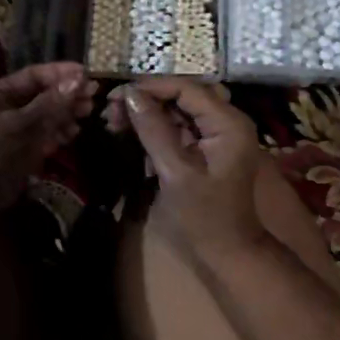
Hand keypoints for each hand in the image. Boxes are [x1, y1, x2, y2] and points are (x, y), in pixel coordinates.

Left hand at [0, 62, 97, 215]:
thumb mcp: (21, 124)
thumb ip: (50, 103)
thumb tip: (79, 80)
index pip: (33, 76)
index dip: (60, 73)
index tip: (87, 75)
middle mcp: (6, 109)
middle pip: (42, 96)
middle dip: (66, 97)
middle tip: (92, 100)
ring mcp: (14, 131)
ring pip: (45, 117)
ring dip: (65, 116)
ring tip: (85, 117)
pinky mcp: (21, 151)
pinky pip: (43, 136)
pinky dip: (57, 134)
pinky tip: (71, 135)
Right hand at [104, 77, 264, 262]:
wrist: (226, 251)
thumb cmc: (203, 215)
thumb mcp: (175, 172)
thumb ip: (153, 131)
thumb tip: (129, 96)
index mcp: (228, 124)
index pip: (186, 88)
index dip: (149, 88)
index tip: (115, 97)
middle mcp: (226, 122)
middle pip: (182, 95)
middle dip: (145, 98)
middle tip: (111, 110)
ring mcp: (216, 135)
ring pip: (177, 109)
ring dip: (146, 111)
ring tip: (114, 121)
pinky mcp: (204, 148)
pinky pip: (177, 126)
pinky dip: (153, 127)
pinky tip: (129, 134)